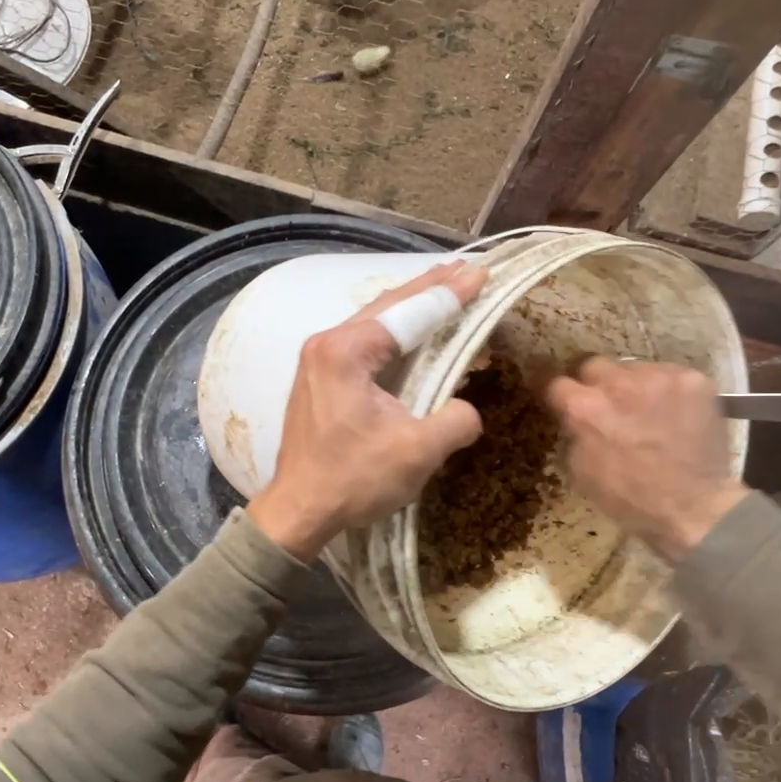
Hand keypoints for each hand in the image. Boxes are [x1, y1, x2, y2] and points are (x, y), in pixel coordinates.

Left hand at [246, 262, 488, 559]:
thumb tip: (467, 409)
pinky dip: (395, 333)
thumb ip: (455, 419)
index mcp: (345, 351)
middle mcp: (325, 344)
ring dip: (412, 308)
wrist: (298, 510)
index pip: (408, 312)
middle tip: (468, 271)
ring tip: (447, 288)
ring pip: (374, 322)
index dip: (449, 294)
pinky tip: (415, 331)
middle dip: (430, 289)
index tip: (481, 274)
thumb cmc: (352, 480)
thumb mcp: (417, 451)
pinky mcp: (319, 378)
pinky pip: (364, 343)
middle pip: (387, 306)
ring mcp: (317, 359)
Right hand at [544, 357, 749, 560]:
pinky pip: (668, 373)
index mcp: (585, 408)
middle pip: (593, 364)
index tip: (562, 400)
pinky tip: (671, 410)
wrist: (694, 507)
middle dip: (594, 383)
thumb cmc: (628, 497)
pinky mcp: (692, 380)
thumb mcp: (580, 470)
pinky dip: (664, 389)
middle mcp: (619, 384)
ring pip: (633, 368)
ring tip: (644, 409)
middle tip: (606, 404)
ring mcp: (658, 378)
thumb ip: (573, 432)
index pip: (556, 382)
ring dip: (632, 385)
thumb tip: (573, 417)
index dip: (558, 394)